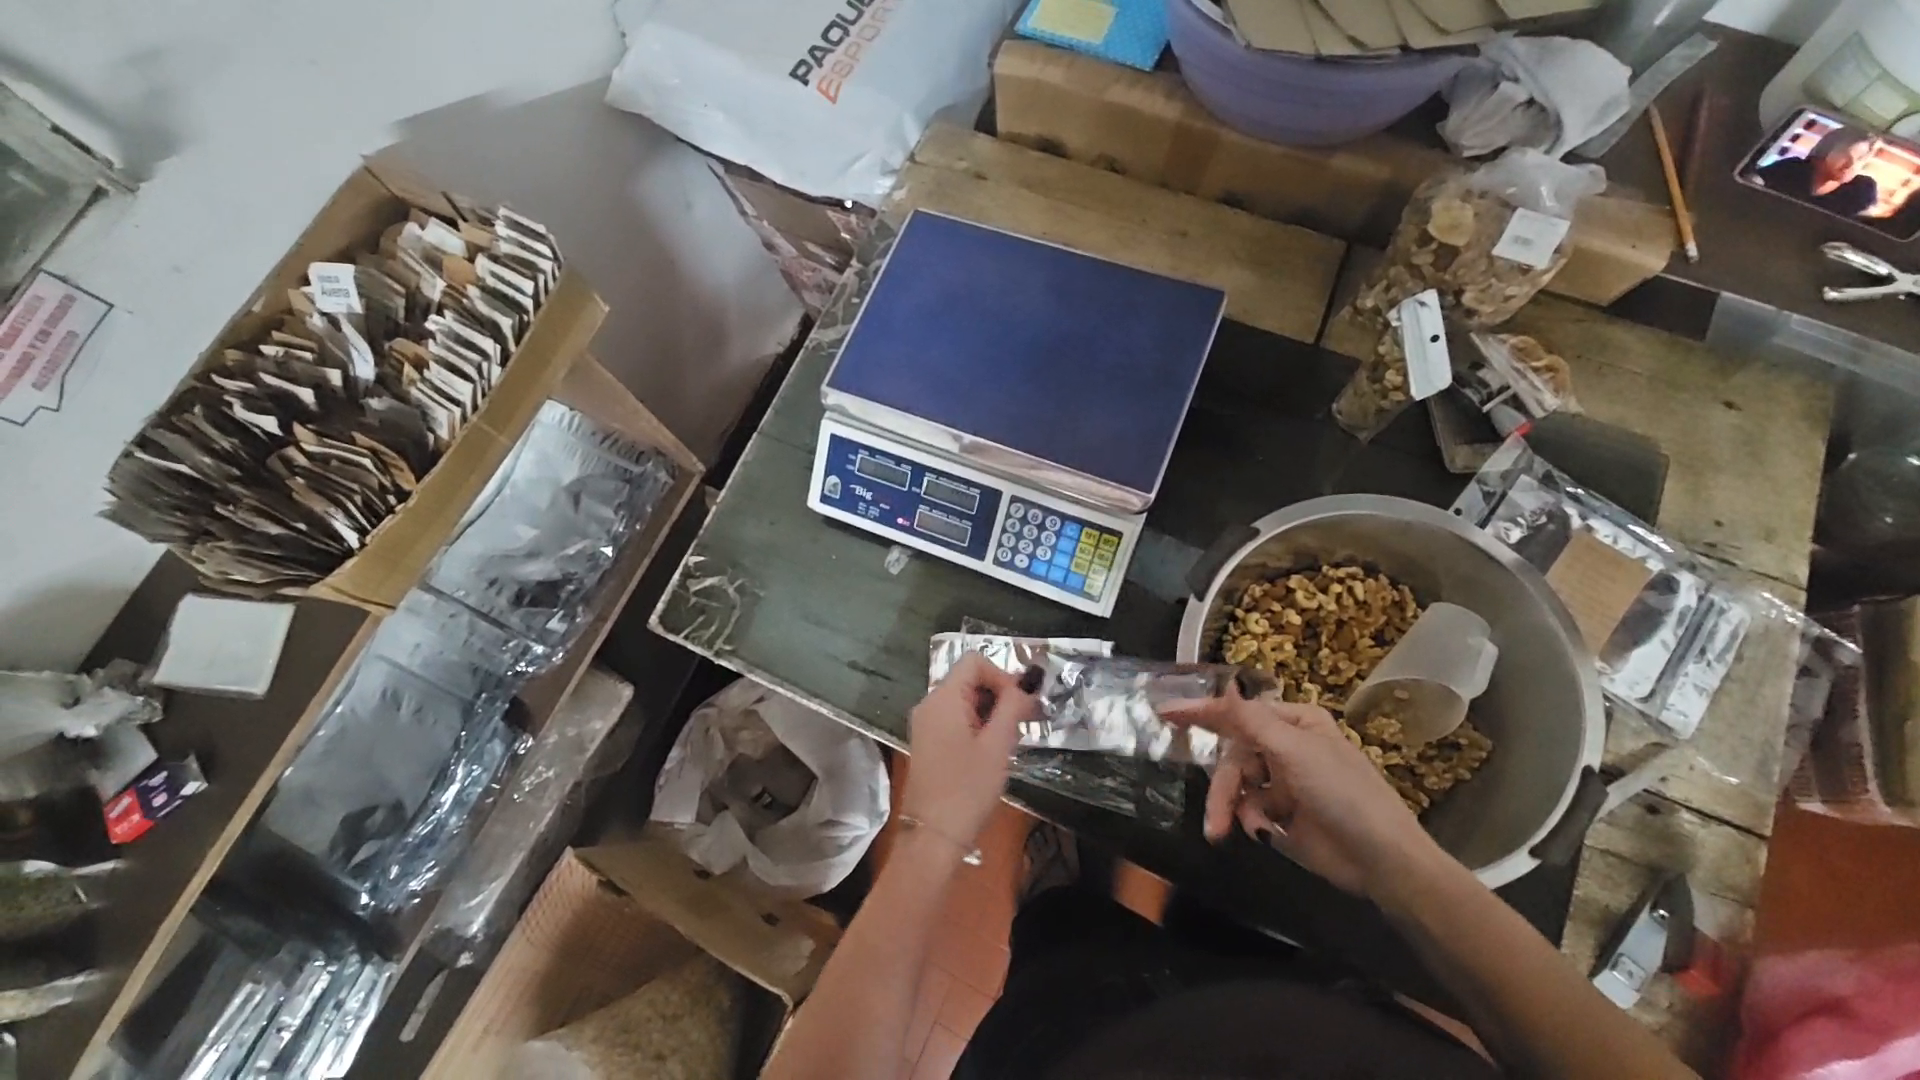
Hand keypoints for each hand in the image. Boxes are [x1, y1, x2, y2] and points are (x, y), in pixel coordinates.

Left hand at [901, 654, 1032, 851]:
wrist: (933, 836)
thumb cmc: (968, 789)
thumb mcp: (998, 745)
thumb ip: (1013, 707)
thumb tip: (1027, 683)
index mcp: (942, 698)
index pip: (975, 661)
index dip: (1002, 676)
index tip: (1020, 705)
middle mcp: (929, 704)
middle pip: (970, 679)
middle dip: (1000, 695)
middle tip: (1022, 725)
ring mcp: (926, 724)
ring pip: (965, 701)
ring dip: (991, 713)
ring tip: (1008, 743)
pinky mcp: (928, 743)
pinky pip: (956, 719)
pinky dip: (977, 726)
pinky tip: (991, 753)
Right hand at [1161, 689, 1445, 899]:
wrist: (1381, 859)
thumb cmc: (1343, 793)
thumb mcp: (1295, 751)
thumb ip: (1250, 720)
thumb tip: (1222, 686)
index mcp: (1294, 723)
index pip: (1239, 712)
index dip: (1201, 712)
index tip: (1164, 713)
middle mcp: (1286, 748)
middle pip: (1233, 758)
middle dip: (1223, 788)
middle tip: (1216, 817)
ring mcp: (1284, 783)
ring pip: (1236, 787)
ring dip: (1231, 808)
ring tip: (1224, 832)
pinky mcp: (1282, 815)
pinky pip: (1248, 810)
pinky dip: (1251, 821)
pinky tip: (1265, 833)